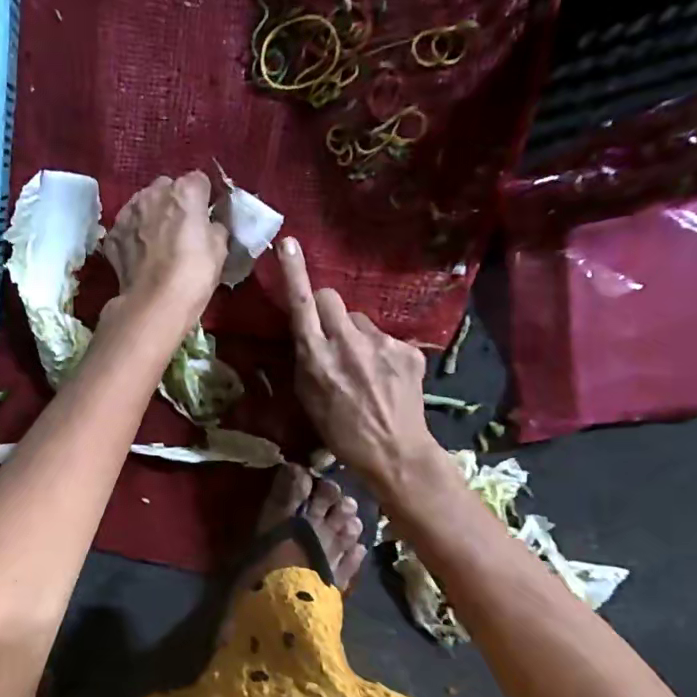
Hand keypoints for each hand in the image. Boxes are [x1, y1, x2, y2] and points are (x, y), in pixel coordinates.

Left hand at [103, 170, 228, 330]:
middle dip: (175, 202)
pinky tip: (143, 254)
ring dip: (153, 215)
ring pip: (144, 203)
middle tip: (183, 227)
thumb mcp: (220, 248)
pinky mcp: (113, 233)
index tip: (207, 215)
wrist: (155, 302)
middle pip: (168, 187)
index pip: (199, 180)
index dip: (204, 197)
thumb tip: (208, 224)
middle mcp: (153, 193)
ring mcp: (128, 212)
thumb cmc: (195, 273)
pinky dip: (135, 234)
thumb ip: (214, 226)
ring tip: (160, 240)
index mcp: (185, 192)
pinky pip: (129, 225)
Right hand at [278, 237, 440, 490]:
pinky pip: (386, 339)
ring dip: (358, 336)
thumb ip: (306, 360)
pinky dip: (383, 353)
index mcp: (317, 357)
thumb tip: (307, 333)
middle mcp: (348, 343)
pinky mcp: (407, 350)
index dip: (294, 273)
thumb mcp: (308, 399)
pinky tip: (387, 378)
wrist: (395, 452)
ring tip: (366, 370)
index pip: (301, 304)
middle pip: (332, 299)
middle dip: (328, 311)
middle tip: (333, 337)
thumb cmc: (342, 432)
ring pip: (360, 321)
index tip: (289, 243)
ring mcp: (381, 344)